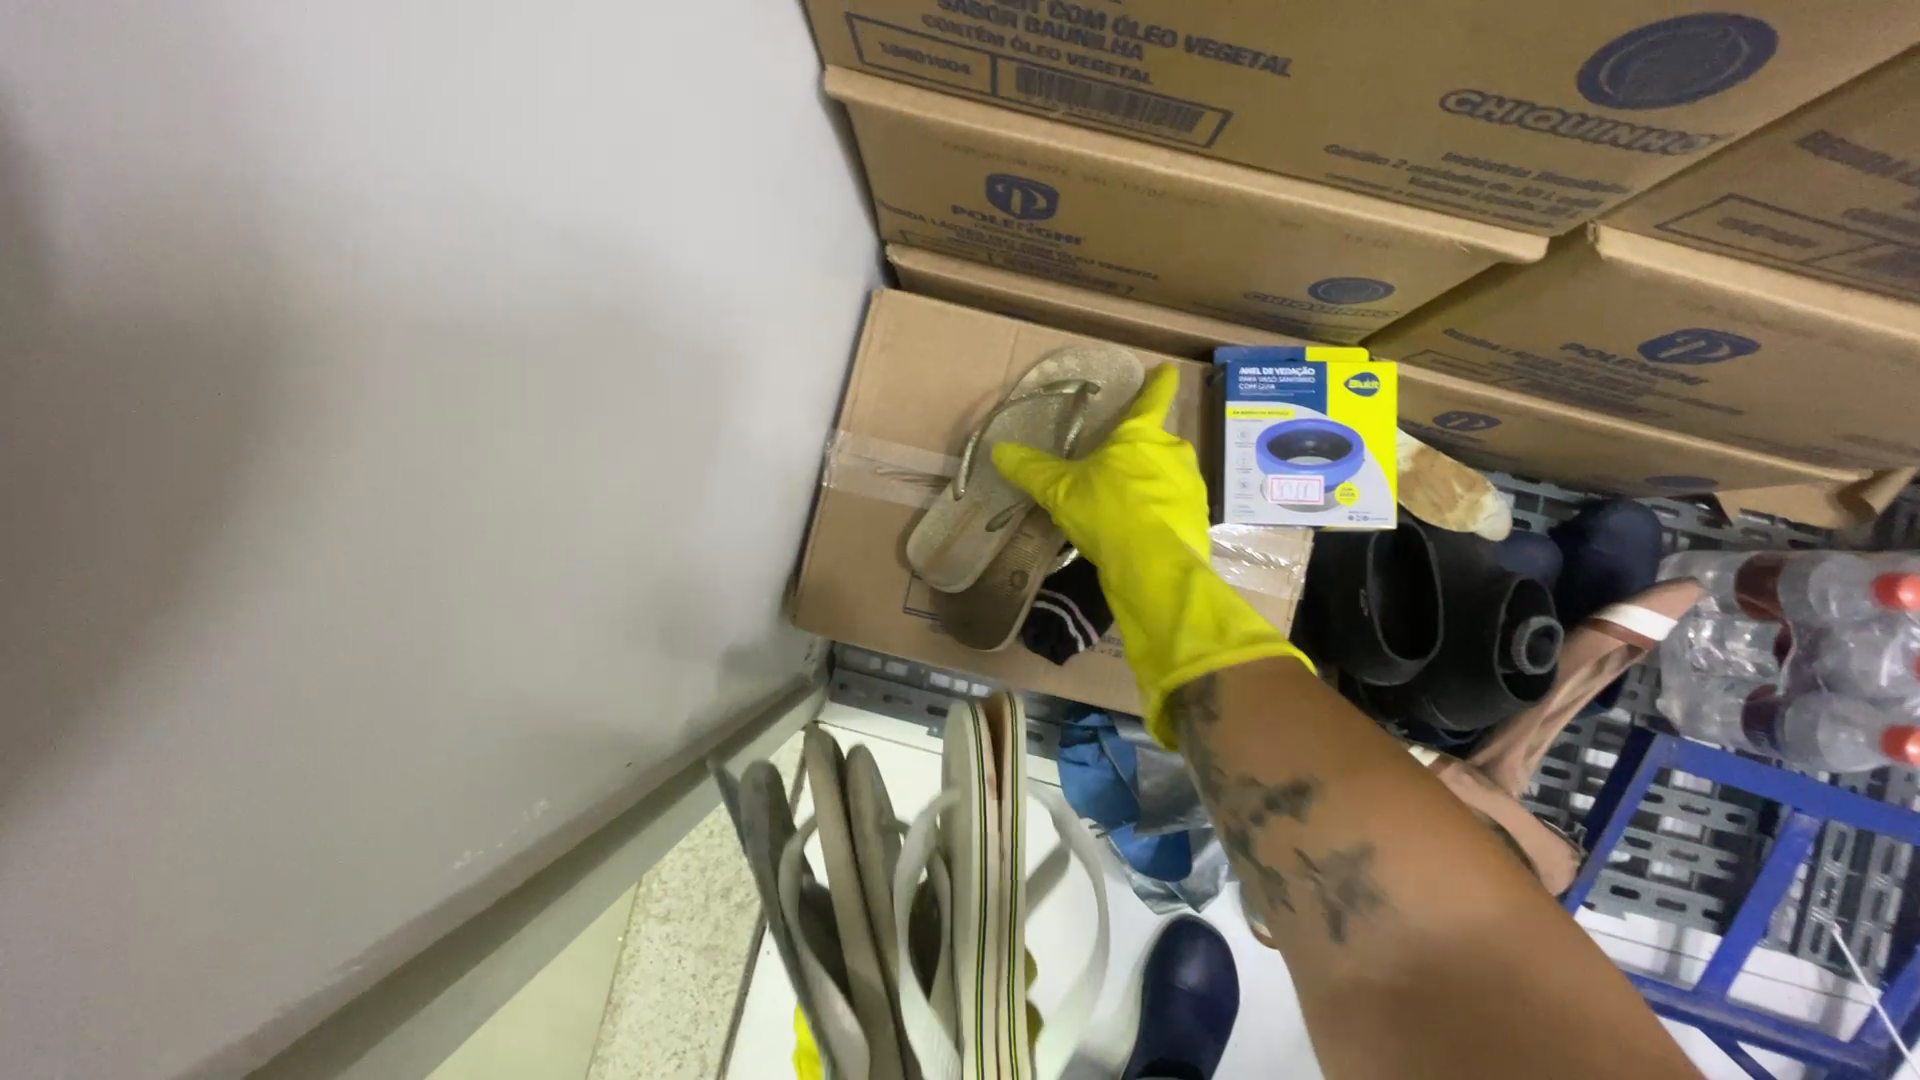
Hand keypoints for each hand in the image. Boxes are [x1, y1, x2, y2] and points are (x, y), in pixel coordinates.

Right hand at [993, 364, 1311, 744]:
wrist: (1152, 566)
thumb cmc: (1107, 512)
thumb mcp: (1060, 490)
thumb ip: (1032, 469)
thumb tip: (999, 450)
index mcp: (1141, 435)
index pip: (1153, 397)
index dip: (1158, 382)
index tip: (1166, 370)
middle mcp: (1174, 453)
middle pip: (1158, 443)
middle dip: (1142, 453)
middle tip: (1120, 469)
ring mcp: (1191, 487)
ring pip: (1169, 477)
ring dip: (1152, 487)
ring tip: (1127, 510)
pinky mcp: (1198, 520)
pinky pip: (1175, 510)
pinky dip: (1160, 517)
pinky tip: (1141, 535)